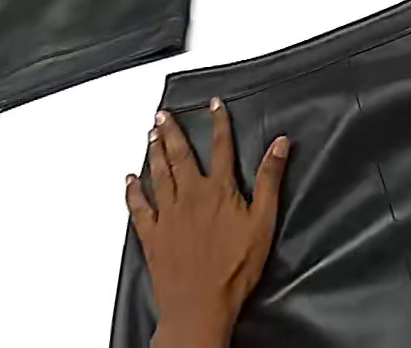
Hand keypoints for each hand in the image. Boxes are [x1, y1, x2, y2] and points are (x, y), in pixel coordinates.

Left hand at [126, 103, 289, 347]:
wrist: (201, 308)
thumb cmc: (235, 268)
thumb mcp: (263, 220)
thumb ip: (271, 178)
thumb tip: (280, 143)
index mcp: (218, 189)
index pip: (220, 146)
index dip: (218, 122)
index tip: (213, 104)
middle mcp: (191, 195)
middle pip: (180, 155)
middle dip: (172, 131)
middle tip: (164, 114)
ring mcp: (169, 215)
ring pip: (159, 174)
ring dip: (155, 151)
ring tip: (151, 133)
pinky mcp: (153, 236)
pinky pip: (140, 208)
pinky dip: (133, 192)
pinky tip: (130, 180)